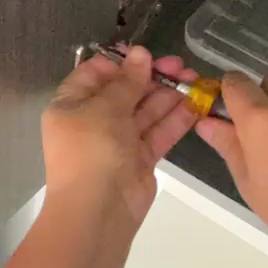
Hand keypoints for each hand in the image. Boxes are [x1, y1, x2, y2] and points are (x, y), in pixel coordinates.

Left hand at [41, 46, 198, 224]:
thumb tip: (140, 54)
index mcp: (71, 105)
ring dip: (168, 96)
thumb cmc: (91, 152)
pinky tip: (196, 104)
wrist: (97, 213)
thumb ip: (126, 82)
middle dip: (152, 77)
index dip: (121, 62)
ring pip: (145, 112)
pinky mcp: (139, 160)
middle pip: (124, 91)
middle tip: (179, 66)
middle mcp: (92, 121)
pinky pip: (157, 133)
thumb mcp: (105, 109)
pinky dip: (175, 119)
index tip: (147, 54)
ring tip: (193, 80)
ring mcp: (117, 141)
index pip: (94, 74)